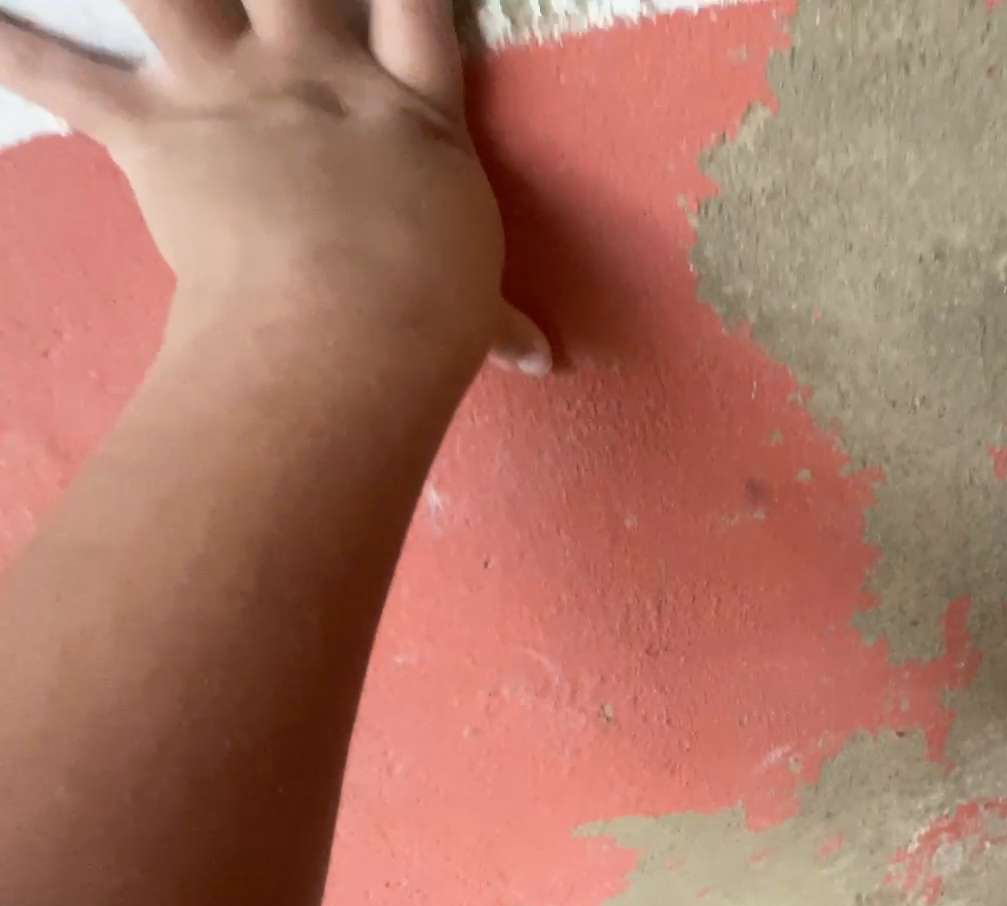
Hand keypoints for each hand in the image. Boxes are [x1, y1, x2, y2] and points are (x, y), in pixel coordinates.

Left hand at [0, 0, 548, 374]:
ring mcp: (235, 93)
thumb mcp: (485, 313)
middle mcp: (323, 80)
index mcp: (415, 118)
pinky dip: (4, 43)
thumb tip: (547, 363)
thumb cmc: (438, 309)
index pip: (423, 11)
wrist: (352, 325)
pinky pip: (54, 73)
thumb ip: (509, 326)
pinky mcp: (155, 128)